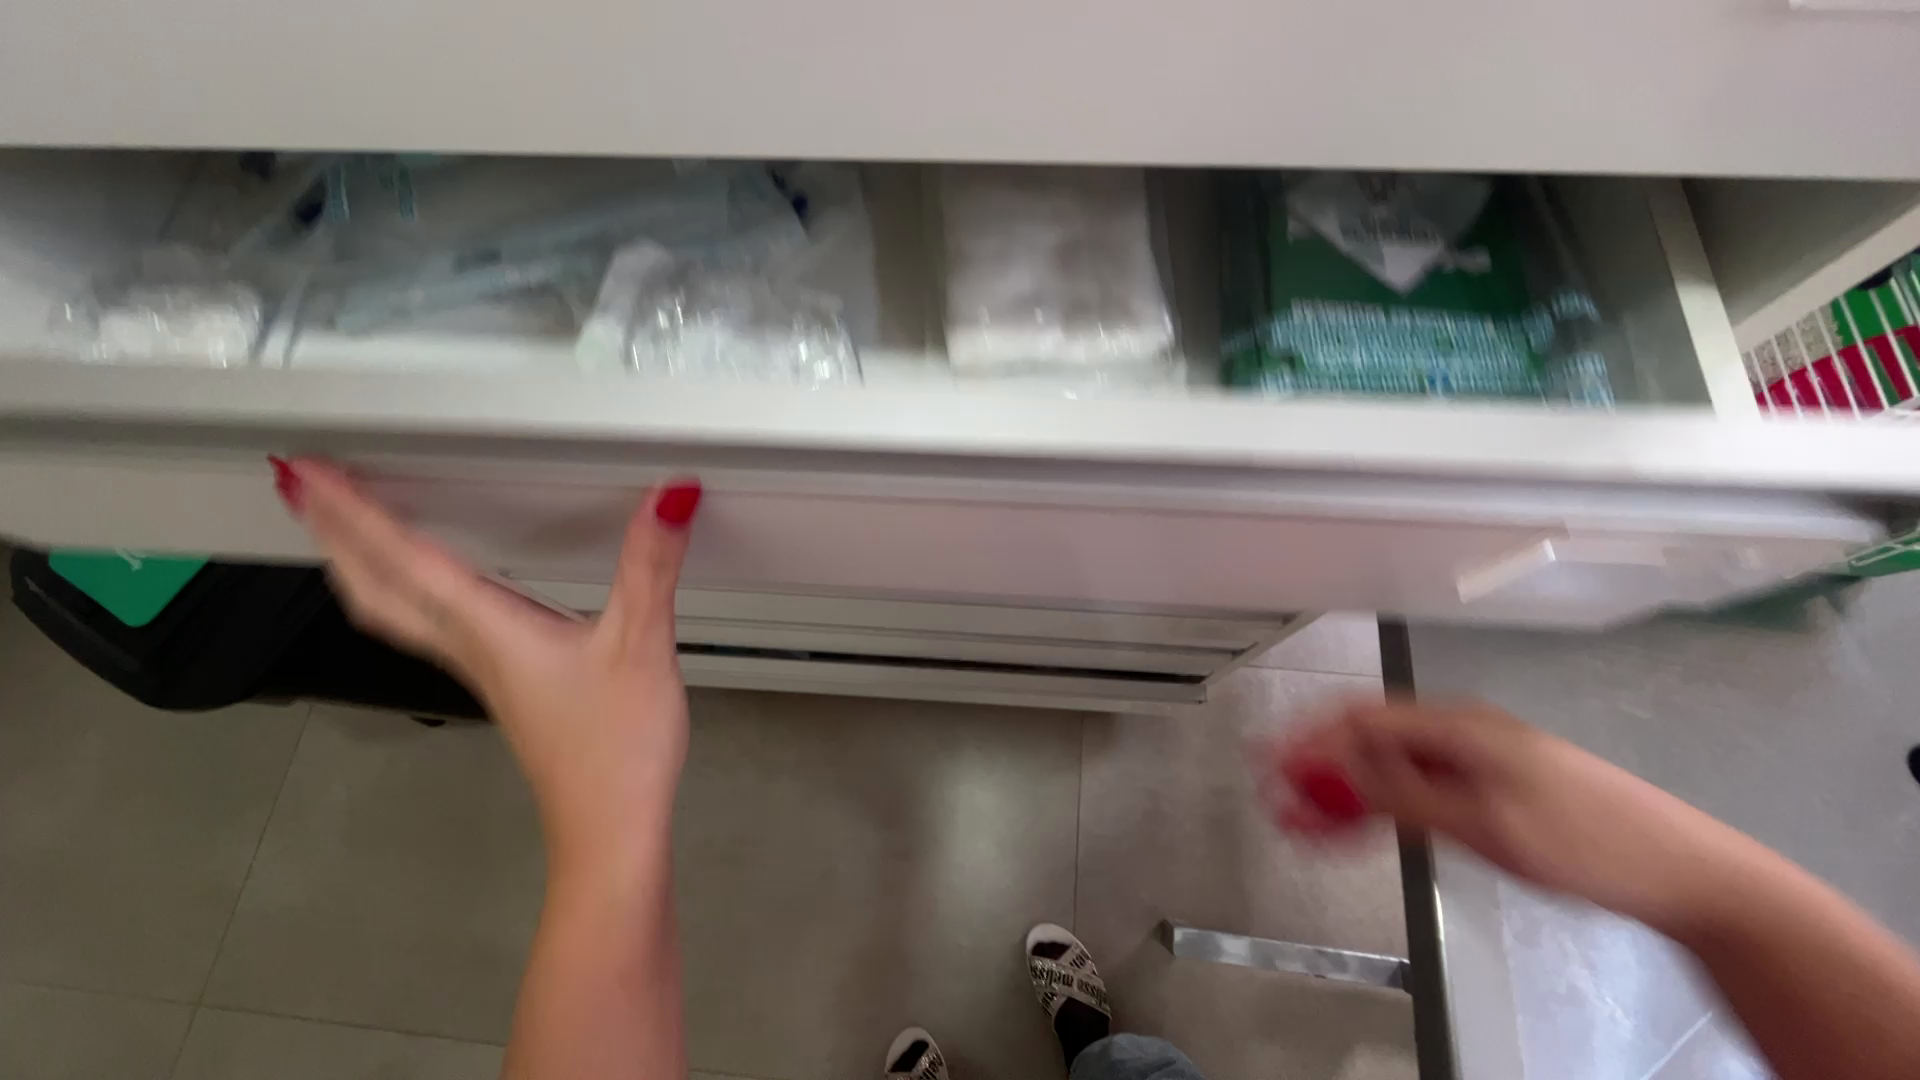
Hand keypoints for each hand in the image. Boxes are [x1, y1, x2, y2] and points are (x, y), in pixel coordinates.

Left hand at [272, 457, 701, 877]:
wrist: (611, 826)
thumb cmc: (618, 745)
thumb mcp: (641, 644)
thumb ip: (650, 567)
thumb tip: (668, 497)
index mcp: (490, 631)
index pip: (407, 561)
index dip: (354, 510)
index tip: (304, 468)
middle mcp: (473, 649)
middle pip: (377, 592)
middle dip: (336, 537)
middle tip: (300, 490)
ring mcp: (486, 673)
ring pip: (398, 614)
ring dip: (362, 566)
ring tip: (345, 530)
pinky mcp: (509, 688)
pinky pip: (434, 630)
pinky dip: (409, 595)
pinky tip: (437, 591)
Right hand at [1262, 699, 1739, 932]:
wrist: (1690, 878)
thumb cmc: (1588, 843)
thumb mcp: (1485, 821)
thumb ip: (1402, 792)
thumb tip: (1335, 765)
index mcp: (1458, 726)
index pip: (1361, 720)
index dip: (1309, 739)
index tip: (1269, 764)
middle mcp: (1459, 735)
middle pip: (1369, 742)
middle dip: (1318, 768)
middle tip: (1278, 799)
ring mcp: (1474, 764)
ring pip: (1388, 769)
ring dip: (1344, 792)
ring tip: (1304, 821)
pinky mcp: (1486, 793)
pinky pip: (1415, 792)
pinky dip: (1379, 808)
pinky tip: (1354, 829)